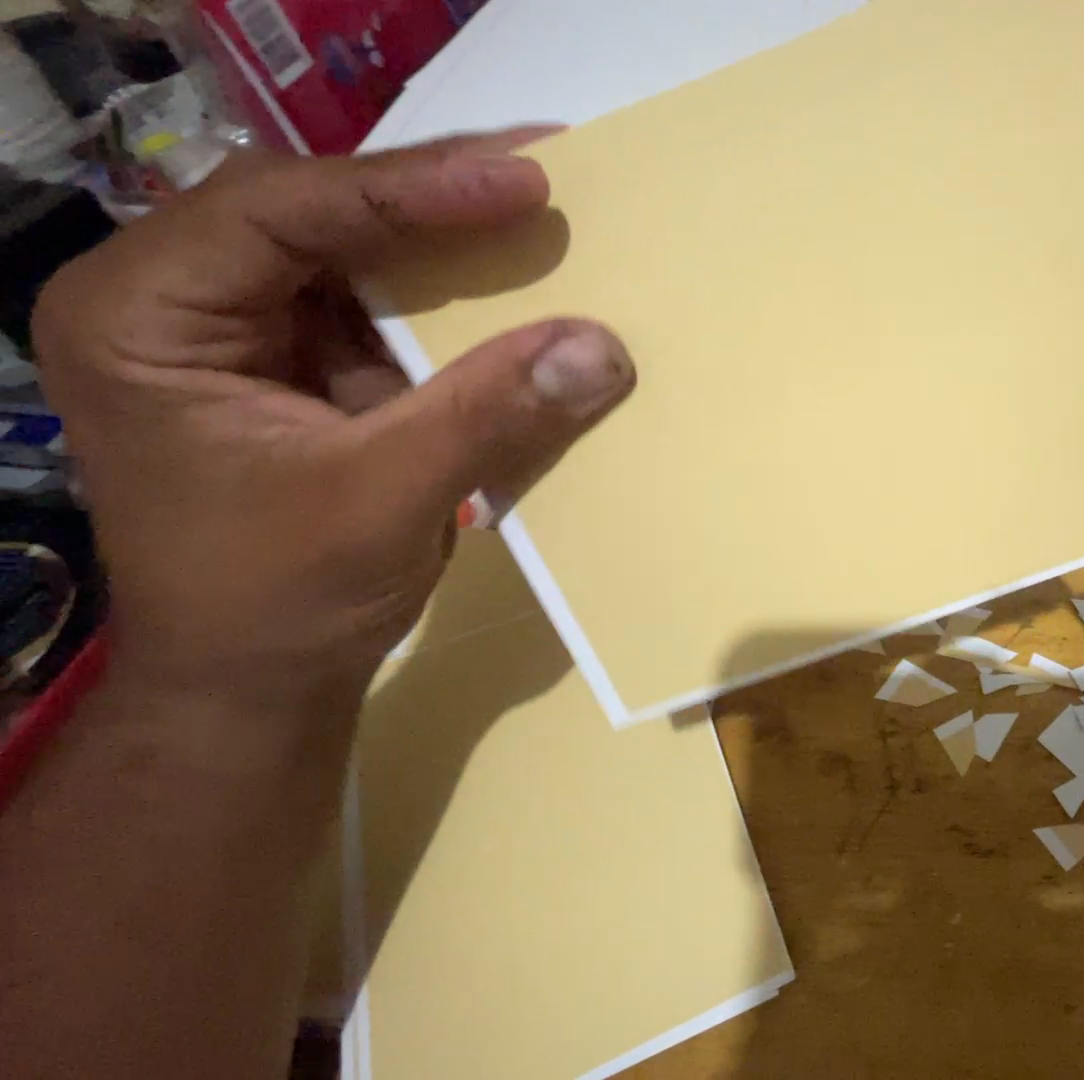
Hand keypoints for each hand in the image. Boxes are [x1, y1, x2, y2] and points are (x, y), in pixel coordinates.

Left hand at [31, 130, 634, 717]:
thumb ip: (487, 416)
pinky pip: (393, 317)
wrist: (257, 683)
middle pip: (316, 211)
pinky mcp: (313, 375)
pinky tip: (518, 291)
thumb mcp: (383, 501)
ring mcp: (253, 339)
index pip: (280, 210)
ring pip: (359, 256)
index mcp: (147, 315)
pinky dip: (462, 308)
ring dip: (453, 241)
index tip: (525, 180)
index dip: (411, 189)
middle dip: (432, 193)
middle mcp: (188, 304)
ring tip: (538, 210)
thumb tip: (603, 348)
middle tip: (541, 166)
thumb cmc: (281, 597)